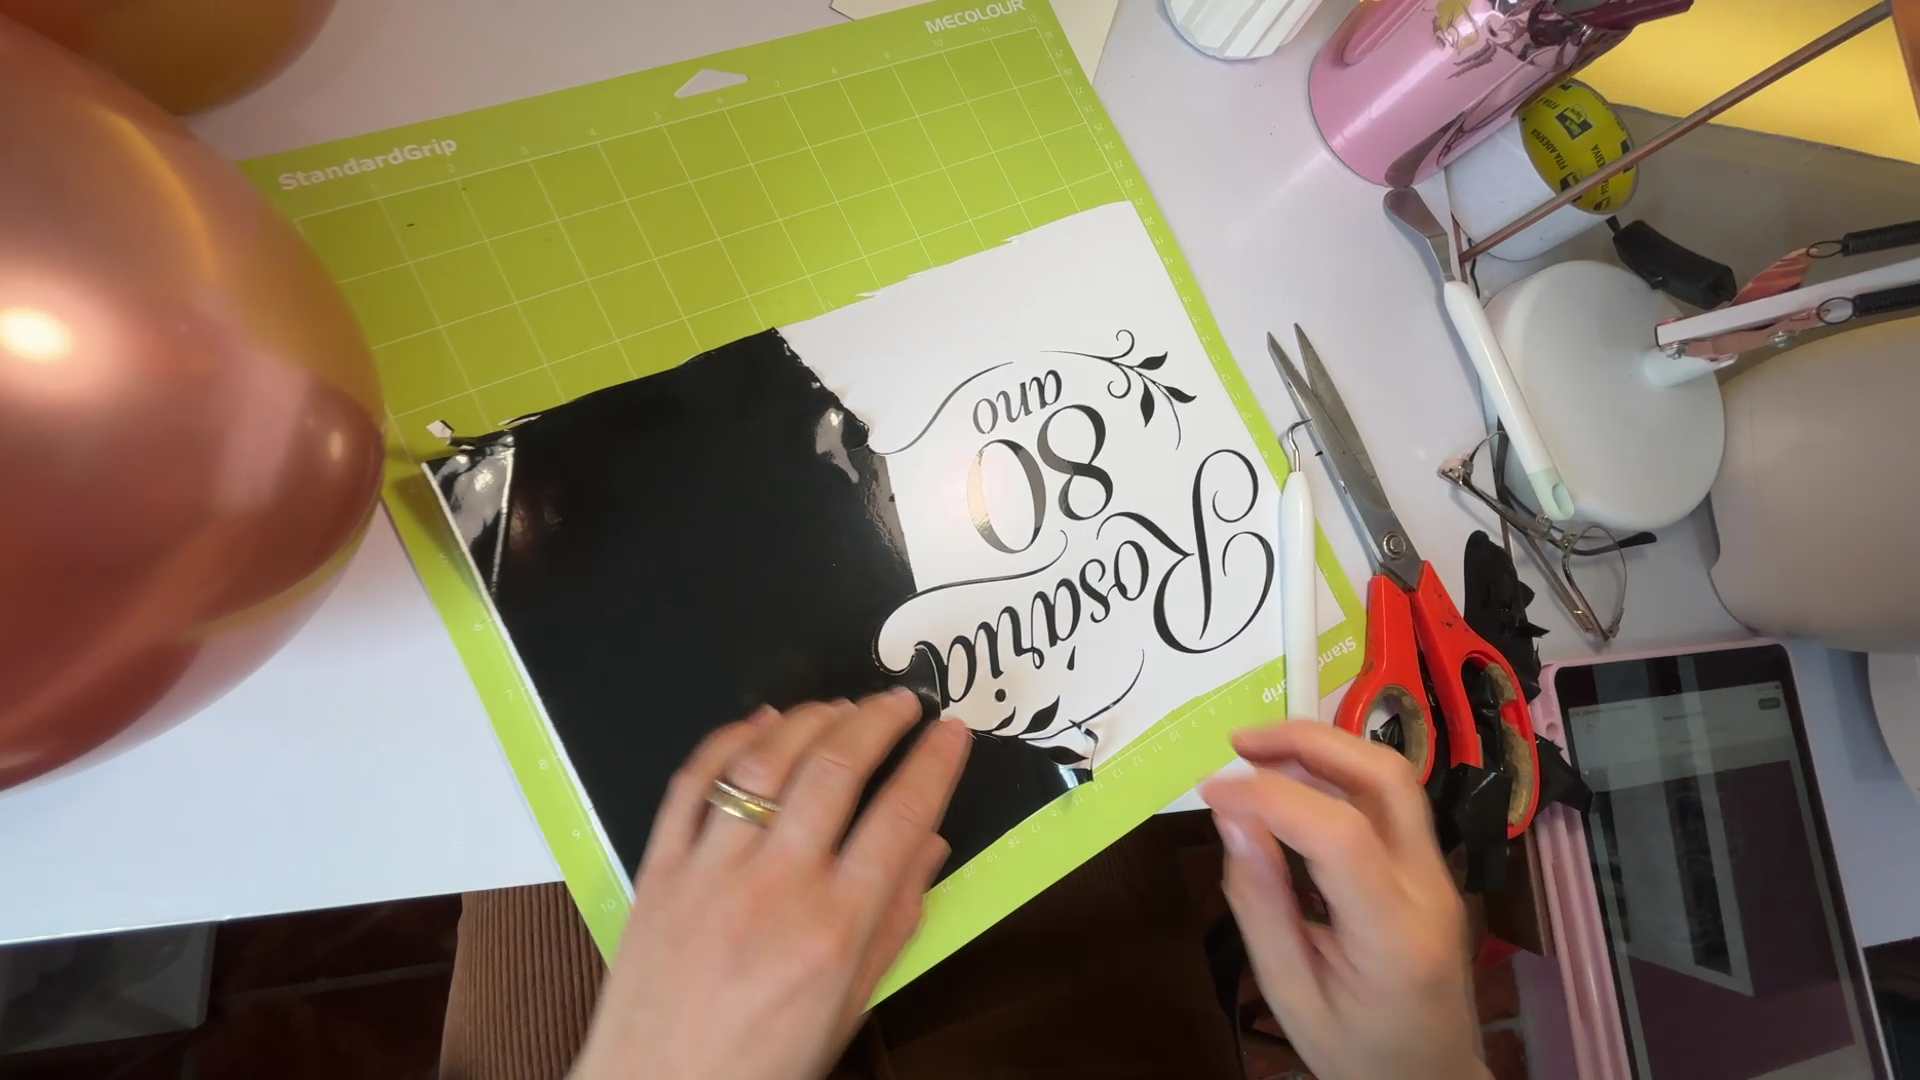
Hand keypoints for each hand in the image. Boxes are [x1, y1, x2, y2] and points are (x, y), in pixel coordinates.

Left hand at [571, 689, 970, 1079]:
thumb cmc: (767, 1063)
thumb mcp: (851, 1004)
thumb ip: (895, 919)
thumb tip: (931, 843)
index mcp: (833, 931)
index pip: (900, 819)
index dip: (934, 764)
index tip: (952, 730)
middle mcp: (774, 889)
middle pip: (835, 771)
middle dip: (878, 720)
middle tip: (901, 701)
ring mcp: (709, 872)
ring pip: (765, 762)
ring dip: (812, 718)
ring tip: (842, 705)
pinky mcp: (659, 868)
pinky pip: (691, 783)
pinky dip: (728, 738)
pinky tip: (763, 720)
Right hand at [1202, 720, 1486, 1079]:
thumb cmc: (1354, 1049)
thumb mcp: (1288, 990)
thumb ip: (1258, 901)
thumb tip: (1230, 816)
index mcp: (1395, 934)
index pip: (1339, 835)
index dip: (1268, 798)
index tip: (1210, 791)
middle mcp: (1429, 887)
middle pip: (1383, 778)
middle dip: (1306, 741)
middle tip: (1238, 743)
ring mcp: (1437, 870)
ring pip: (1389, 773)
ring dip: (1320, 745)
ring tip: (1256, 751)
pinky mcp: (1428, 863)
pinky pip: (1385, 794)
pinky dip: (1331, 767)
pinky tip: (1288, 777)